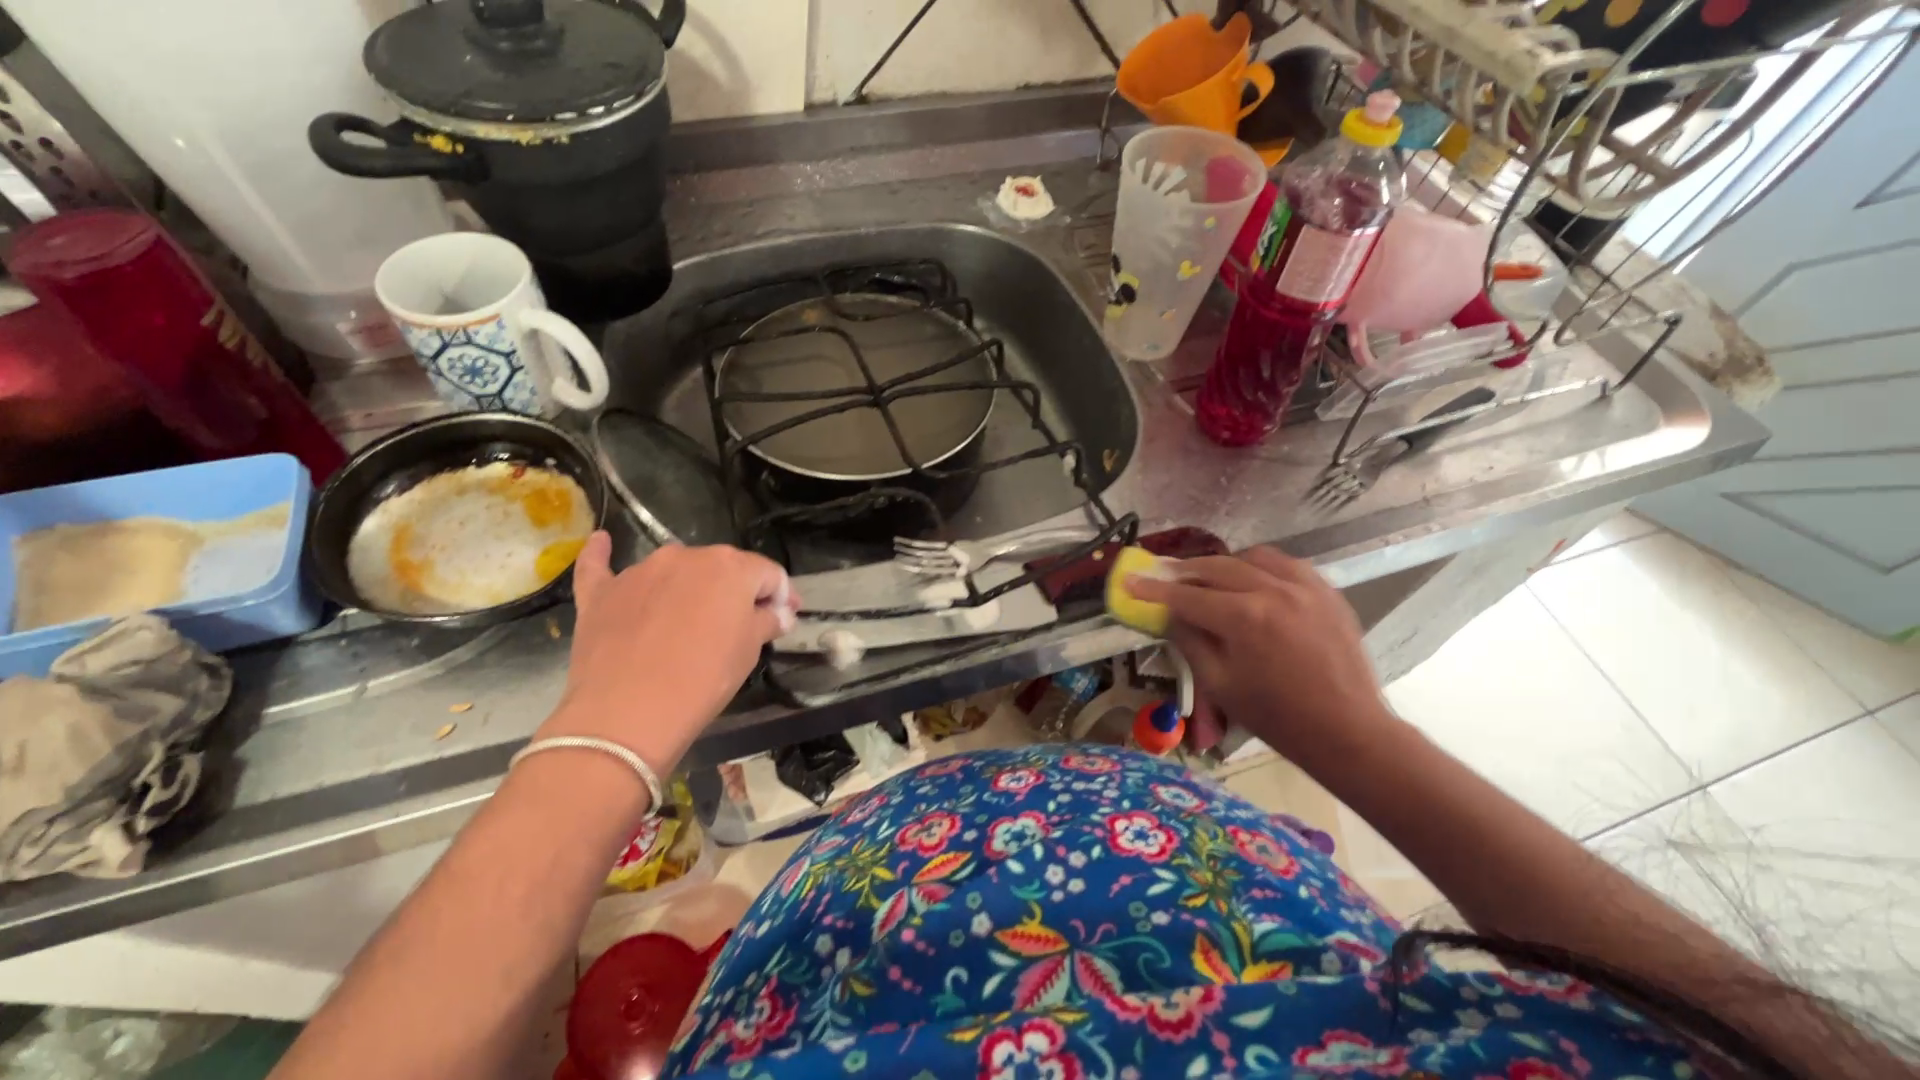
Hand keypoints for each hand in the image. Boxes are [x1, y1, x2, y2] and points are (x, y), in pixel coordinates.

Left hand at [539, 532, 795, 772]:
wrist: (628, 713)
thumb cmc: (703, 680)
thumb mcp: (748, 652)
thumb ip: (765, 622)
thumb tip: (776, 612)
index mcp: (730, 567)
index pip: (768, 573)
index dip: (782, 595)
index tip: (786, 616)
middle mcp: (685, 556)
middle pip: (720, 568)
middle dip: (734, 591)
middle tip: (741, 624)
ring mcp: (639, 571)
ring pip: (672, 570)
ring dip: (686, 587)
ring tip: (689, 619)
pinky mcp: (601, 592)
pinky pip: (601, 566)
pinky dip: (603, 555)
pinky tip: (602, 541)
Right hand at [1125, 547, 1398, 765]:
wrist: (1346, 730)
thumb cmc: (1277, 717)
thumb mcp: (1220, 685)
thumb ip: (1191, 642)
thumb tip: (1171, 614)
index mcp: (1243, 618)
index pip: (1187, 596)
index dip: (1154, 589)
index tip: (1130, 581)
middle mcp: (1273, 590)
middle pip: (1216, 568)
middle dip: (1185, 572)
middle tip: (1165, 578)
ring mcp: (1305, 586)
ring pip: (1252, 558)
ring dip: (1225, 566)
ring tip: (1210, 580)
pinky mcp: (1326, 591)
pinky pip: (1286, 564)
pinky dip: (1261, 567)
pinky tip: (1253, 582)